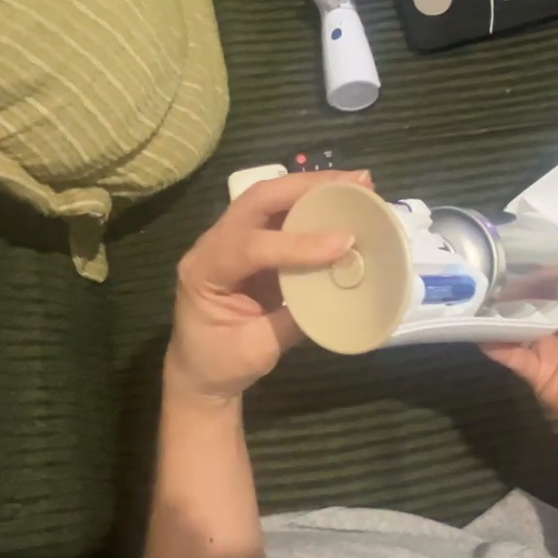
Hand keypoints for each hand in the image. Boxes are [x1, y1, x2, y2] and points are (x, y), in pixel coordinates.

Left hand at [163, 171, 370, 402]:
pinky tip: (340, 199)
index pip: (250, 246)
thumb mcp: (259, 349)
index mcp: (203, 272)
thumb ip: (294, 317)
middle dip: (306, 187)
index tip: (344, 241)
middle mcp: (212, 245)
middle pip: (257, 200)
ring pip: (268, 199)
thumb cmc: (222, 365)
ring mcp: (228, 239)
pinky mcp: (249, 242)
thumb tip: (338, 284)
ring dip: (312, 187)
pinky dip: (310, 202)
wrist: (200, 374)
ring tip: (357, 183)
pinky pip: (278, 213)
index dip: (298, 243)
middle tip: (356, 183)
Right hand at [482, 250, 557, 463]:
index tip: (519, 242)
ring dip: (498, 311)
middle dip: (513, 284)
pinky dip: (494, 343)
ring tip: (472, 290)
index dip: (545, 262)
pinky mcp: (536, 372)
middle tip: (485, 261)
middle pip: (534, 299)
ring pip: (517, 324)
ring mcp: (548, 348)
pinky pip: (511, 355)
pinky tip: (476, 329)